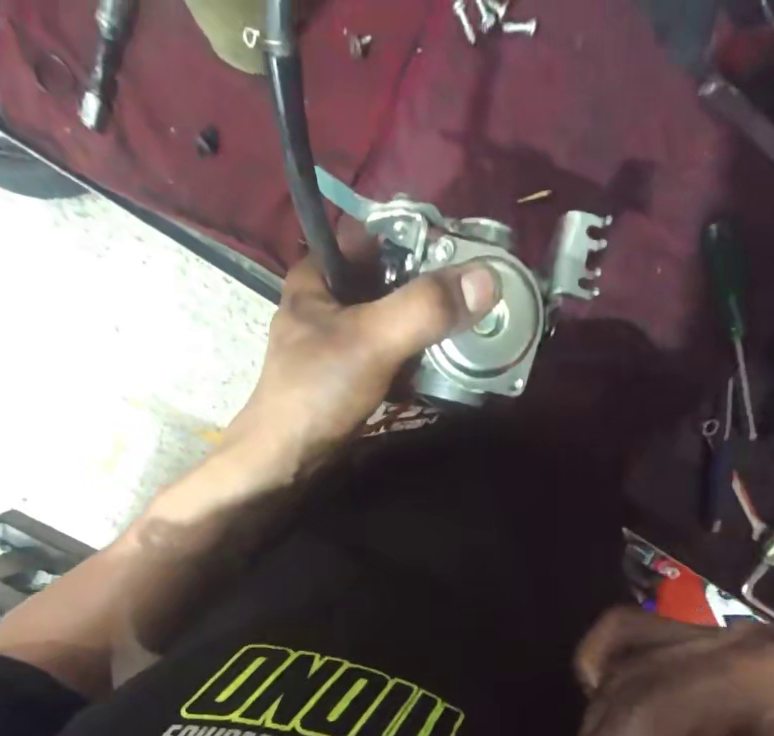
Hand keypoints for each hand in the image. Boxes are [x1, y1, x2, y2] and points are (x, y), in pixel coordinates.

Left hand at [225, 251, 501, 472]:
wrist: (286, 462)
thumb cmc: (316, 391)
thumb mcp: (371, 340)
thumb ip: (424, 308)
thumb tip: (487, 278)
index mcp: (318, 275)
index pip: (373, 235)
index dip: (416, 237)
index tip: (463, 249)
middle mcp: (329, 301)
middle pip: (390, 278)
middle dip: (432, 284)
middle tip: (479, 291)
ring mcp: (342, 340)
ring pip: (395, 317)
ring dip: (430, 321)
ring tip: (475, 322)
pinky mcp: (355, 374)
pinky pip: (396, 351)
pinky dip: (421, 353)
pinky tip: (449, 359)